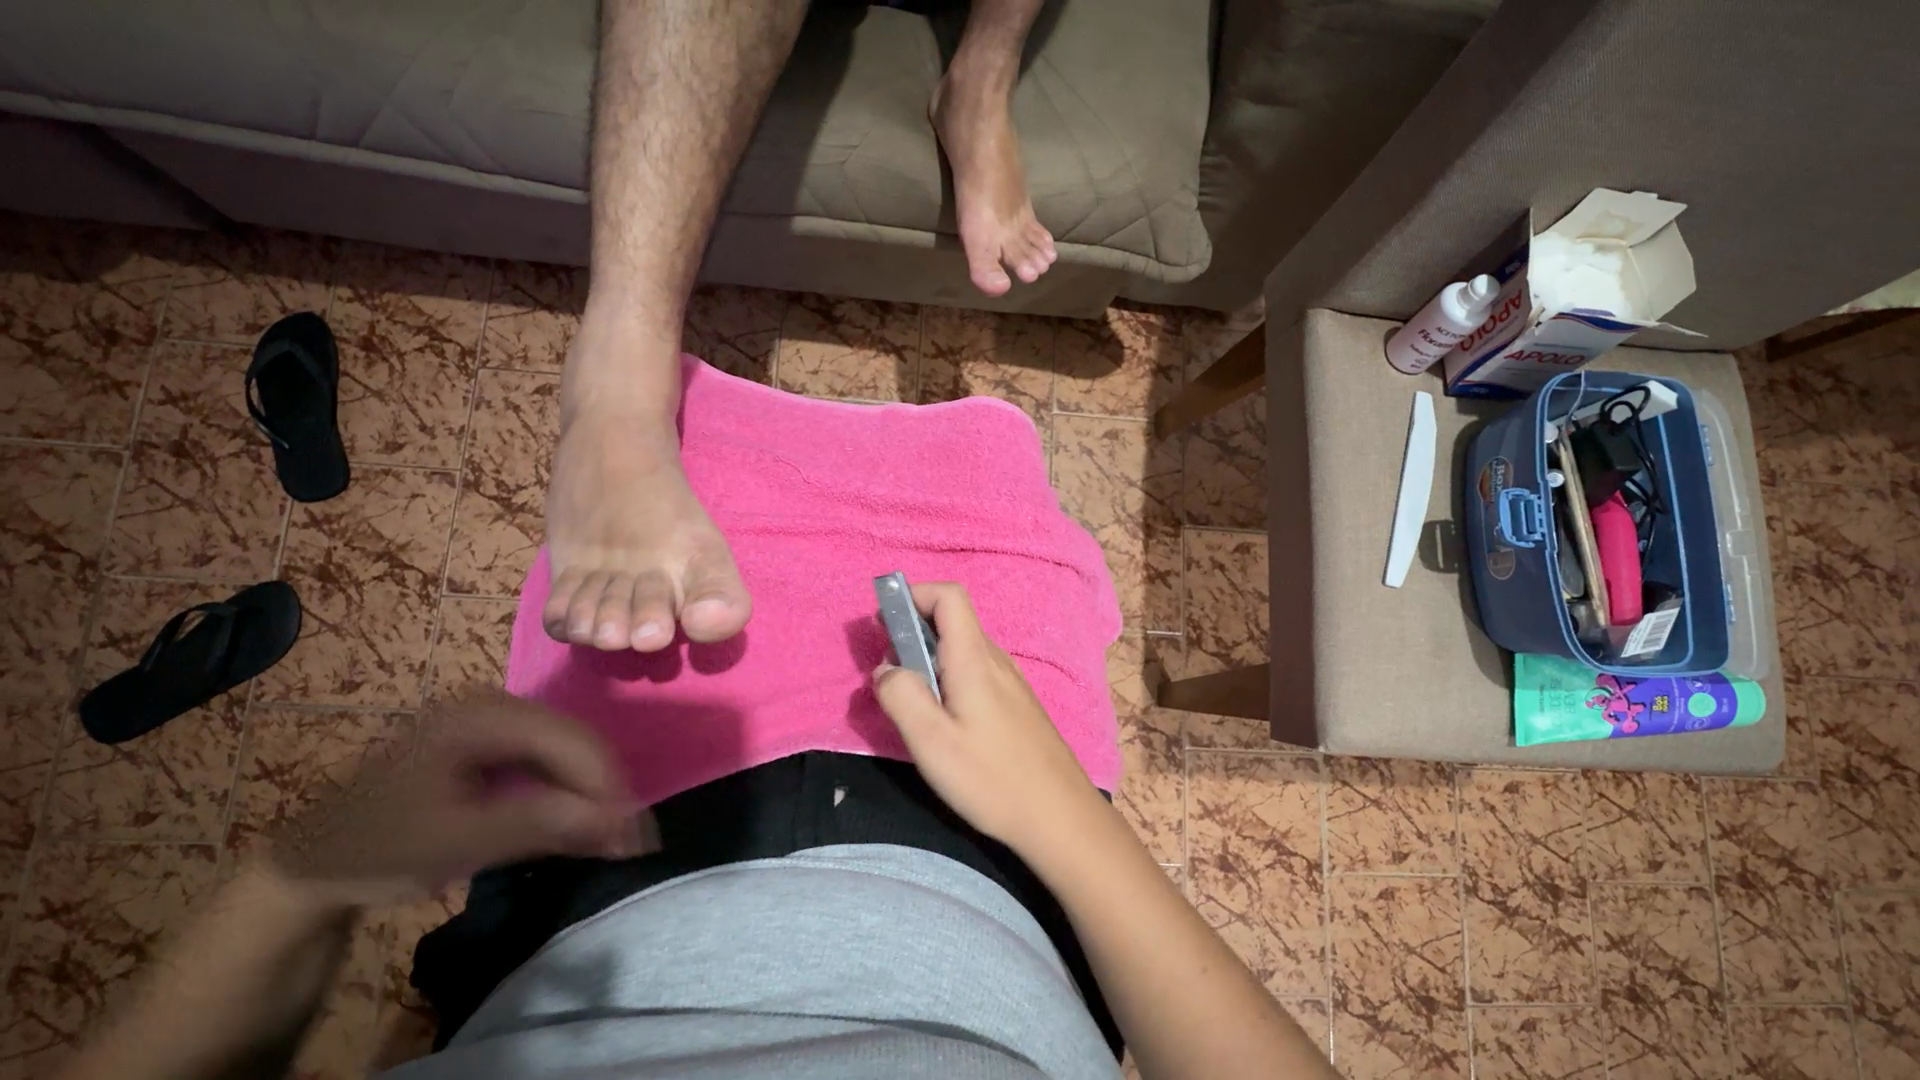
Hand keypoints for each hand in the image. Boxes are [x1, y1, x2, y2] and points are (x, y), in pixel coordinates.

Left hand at [266, 693, 655, 906]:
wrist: (310, 868)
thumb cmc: (378, 850)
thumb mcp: (458, 841)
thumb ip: (540, 824)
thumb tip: (620, 822)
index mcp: (479, 714)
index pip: (569, 740)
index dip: (607, 785)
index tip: (632, 836)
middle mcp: (492, 704)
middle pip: (572, 740)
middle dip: (603, 789)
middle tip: (627, 841)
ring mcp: (490, 721)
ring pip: (565, 749)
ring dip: (590, 792)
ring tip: (609, 836)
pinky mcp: (489, 743)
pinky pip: (547, 759)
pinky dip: (567, 791)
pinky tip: (577, 822)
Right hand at [871, 582, 1103, 856]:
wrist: (1060, 817)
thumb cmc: (992, 778)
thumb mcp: (931, 741)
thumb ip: (901, 696)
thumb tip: (886, 668)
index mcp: (974, 659)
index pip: (948, 595)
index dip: (914, 595)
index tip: (886, 624)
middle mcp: (996, 660)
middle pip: (951, 623)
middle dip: (912, 635)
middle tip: (890, 679)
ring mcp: (1010, 683)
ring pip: (961, 652)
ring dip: (928, 663)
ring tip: (912, 707)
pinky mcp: (1016, 706)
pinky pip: (975, 674)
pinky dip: (948, 682)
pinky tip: (944, 725)